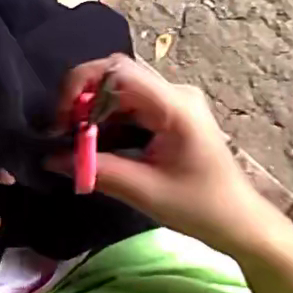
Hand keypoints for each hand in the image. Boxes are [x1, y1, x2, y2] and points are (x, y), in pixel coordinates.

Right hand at [55, 55, 270, 251]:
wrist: (240, 221)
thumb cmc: (201, 207)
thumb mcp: (144, 192)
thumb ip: (97, 170)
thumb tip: (51, 159)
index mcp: (174, 105)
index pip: (117, 70)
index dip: (80, 86)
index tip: (62, 121)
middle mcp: (173, 93)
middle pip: (114, 76)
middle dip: (81, 101)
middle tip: (61, 134)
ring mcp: (171, 101)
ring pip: (117, 91)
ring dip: (91, 113)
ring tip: (74, 144)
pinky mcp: (167, 114)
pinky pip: (127, 106)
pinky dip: (105, 122)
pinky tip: (95, 147)